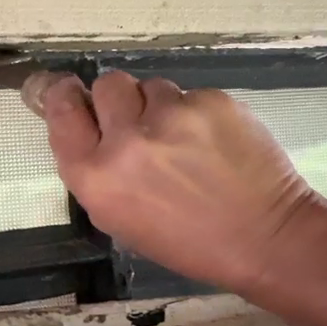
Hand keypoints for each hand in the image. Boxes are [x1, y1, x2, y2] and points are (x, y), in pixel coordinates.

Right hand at [28, 69, 326, 295]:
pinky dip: (195, 113)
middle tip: (136, 121)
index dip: (64, 96)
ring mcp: (170, 116)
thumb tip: (84, 125)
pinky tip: (212, 142)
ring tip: (181, 138)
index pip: (61, 110)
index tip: (71, 93)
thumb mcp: (115, 217)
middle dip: (118, 100)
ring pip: (149, 86)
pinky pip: (189, 94)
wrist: (265, 240)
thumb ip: (93, 169)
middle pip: (106, 85)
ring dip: (158, 106)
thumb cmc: (184, 241)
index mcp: (93, 176)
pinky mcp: (211, 102)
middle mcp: (124, 140)